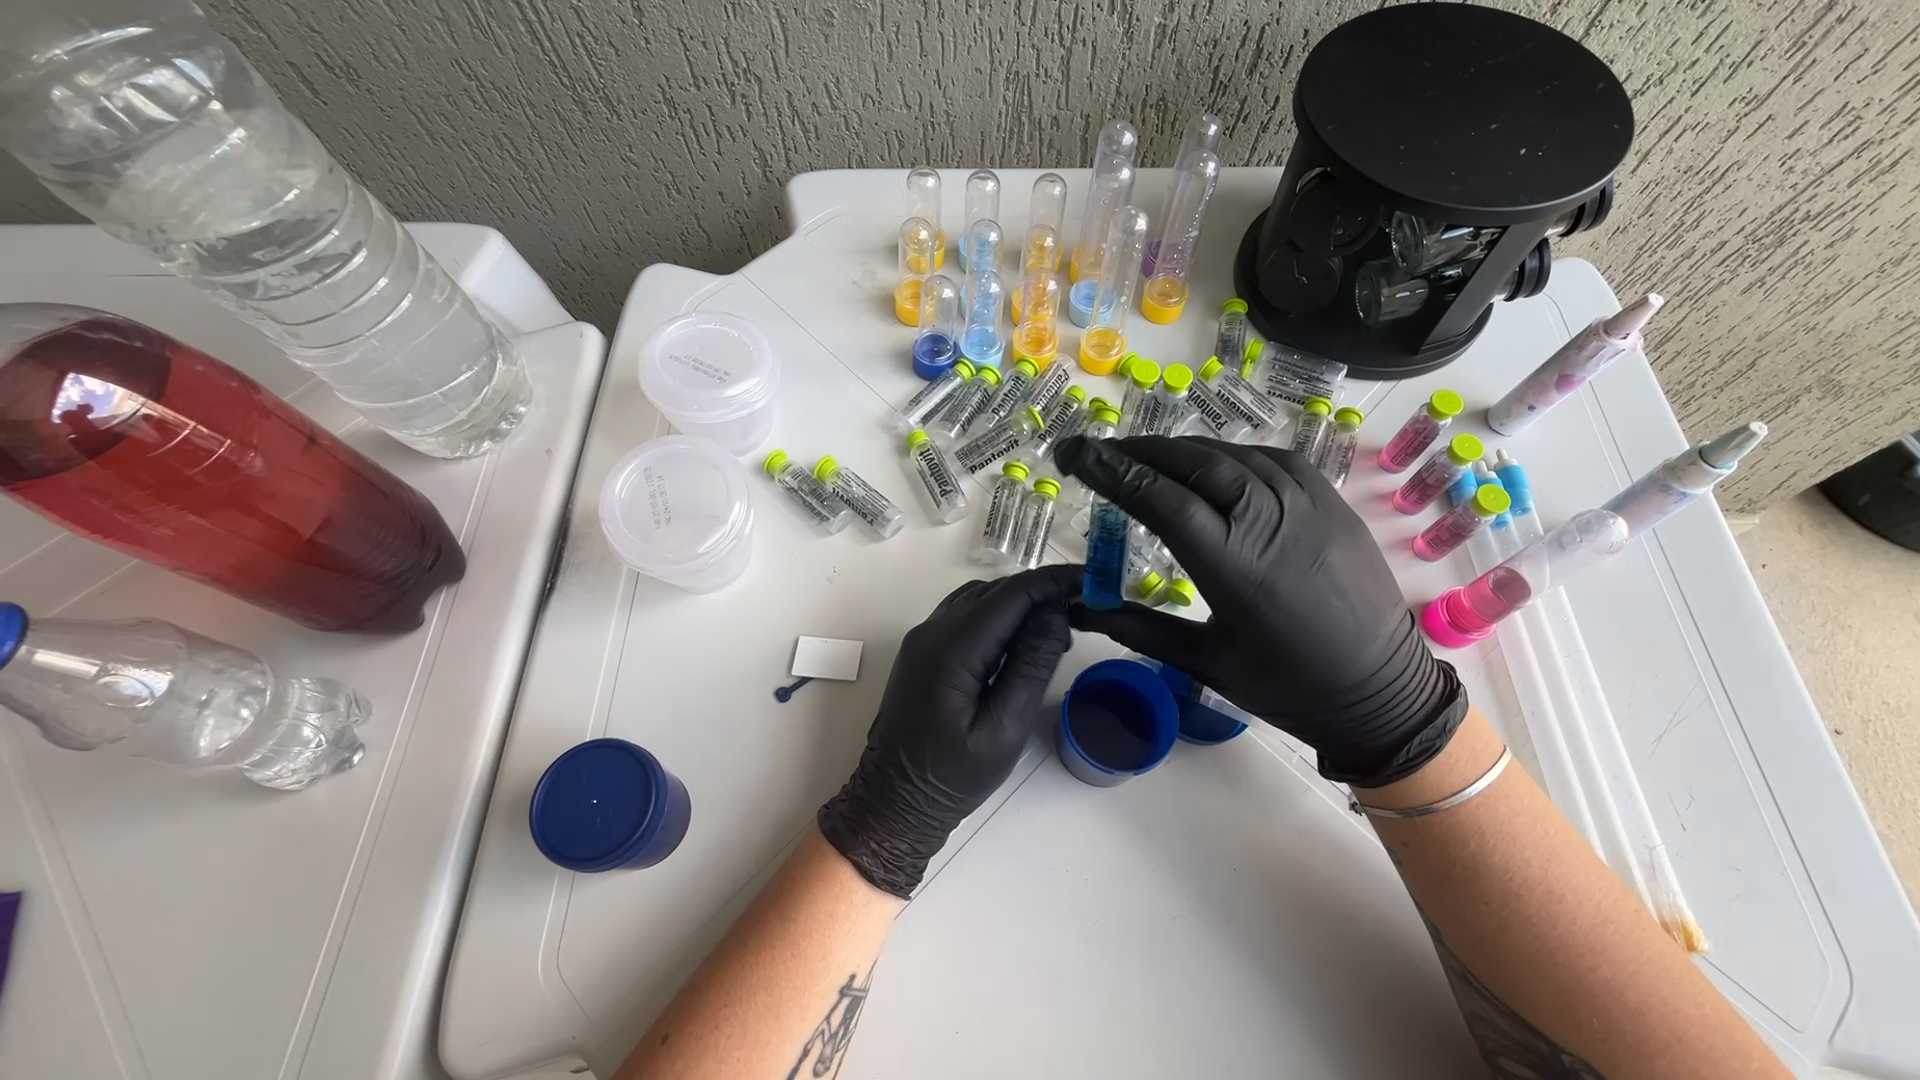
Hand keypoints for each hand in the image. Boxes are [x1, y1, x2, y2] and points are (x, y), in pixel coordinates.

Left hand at [818, 565, 1078, 897]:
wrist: (895, 801)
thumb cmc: (952, 777)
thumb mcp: (1004, 729)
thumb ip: (1031, 666)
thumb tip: (1055, 613)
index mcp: (952, 649)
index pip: (1012, 594)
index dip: (1055, 583)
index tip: (1093, 584)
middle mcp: (932, 631)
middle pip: (995, 591)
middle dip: (1041, 593)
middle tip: (1082, 613)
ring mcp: (923, 638)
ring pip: (980, 599)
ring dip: (1019, 603)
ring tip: (1057, 628)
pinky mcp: (923, 650)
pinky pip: (966, 616)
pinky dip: (998, 616)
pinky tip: (1020, 641)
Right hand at [1054, 436, 1465, 785]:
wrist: (1384, 692)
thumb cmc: (1287, 686)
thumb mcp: (1204, 662)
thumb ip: (1138, 628)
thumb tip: (1080, 608)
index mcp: (1233, 563)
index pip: (1159, 498)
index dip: (1111, 471)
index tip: (1075, 454)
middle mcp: (1269, 519)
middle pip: (1191, 463)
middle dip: (1138, 453)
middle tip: (1101, 454)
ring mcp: (1306, 504)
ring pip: (1231, 456)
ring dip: (1182, 453)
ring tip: (1146, 459)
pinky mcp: (1331, 501)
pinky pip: (1273, 461)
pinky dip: (1231, 457)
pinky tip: (1212, 467)